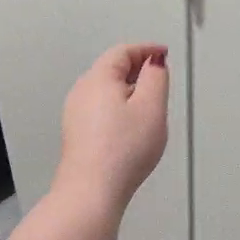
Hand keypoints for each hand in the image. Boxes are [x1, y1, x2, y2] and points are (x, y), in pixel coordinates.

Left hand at [51, 43, 169, 211]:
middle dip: (137, 69)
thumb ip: (156, 78)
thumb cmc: (125, 148)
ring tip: (149, 104)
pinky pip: (99, 107)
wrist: (91, 190)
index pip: (123, 51)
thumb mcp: (151, 108)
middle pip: (111, 69)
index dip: (146, 49)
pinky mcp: (75, 133)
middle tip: (160, 78)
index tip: (165, 54)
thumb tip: (154, 63)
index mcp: (99, 78)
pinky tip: (130, 126)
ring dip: (127, 89)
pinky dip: (117, 106)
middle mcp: (81, 90)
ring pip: (105, 90)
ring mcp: (74, 112)